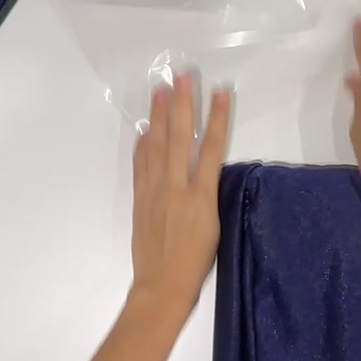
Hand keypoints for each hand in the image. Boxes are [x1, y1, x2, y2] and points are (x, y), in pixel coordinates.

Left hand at [130, 72, 232, 310]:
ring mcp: (154, 191)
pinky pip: (141, 165)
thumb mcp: (214, 227)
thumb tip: (204, 170)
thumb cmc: (197, 263)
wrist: (163, 285)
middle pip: (179, 137)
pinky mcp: (140, 199)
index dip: (218, 117)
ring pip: (156, 145)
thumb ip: (208, 195)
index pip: (212, 148)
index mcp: (201, 196)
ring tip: (160, 89)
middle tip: (182, 75)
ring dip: (159, 116)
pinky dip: (142, 145)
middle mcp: (176, 187)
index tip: (221, 91)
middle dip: (182, 104)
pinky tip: (144, 130)